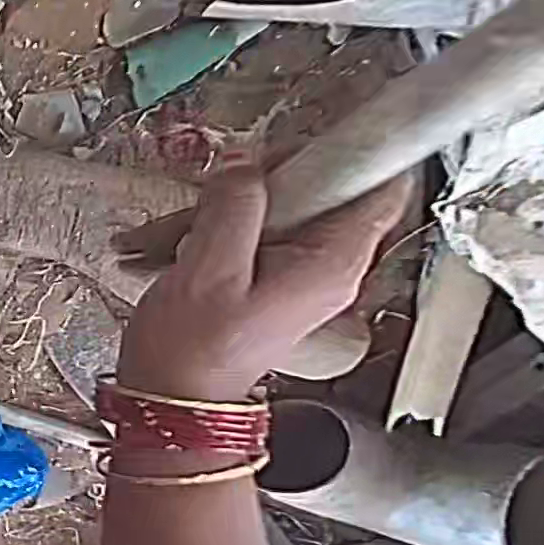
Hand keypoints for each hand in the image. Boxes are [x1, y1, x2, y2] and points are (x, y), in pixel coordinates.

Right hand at [117, 165, 410, 401]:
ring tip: (166, 236)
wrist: (171, 399)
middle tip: (208, 197)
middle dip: (253, 185)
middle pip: (312, 191)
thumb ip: (232, 209)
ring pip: (267, 210)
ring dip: (212, 213)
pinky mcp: (258, 277)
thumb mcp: (208, 273)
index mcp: (330, 263)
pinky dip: (203, 233)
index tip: (290, 145)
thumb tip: (243, 164)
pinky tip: (166, 248)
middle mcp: (321, 265)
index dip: (342, 152)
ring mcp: (288, 271)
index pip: (378, 185)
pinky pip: (242, 234)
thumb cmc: (192, 352)